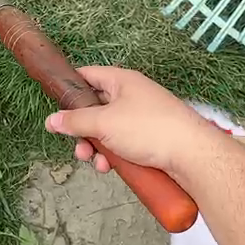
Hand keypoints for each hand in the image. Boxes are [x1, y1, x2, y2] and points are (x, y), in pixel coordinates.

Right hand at [43, 67, 233, 178]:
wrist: (193, 156)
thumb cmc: (149, 130)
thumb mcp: (104, 123)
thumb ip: (74, 121)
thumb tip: (50, 120)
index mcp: (121, 81)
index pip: (87, 75)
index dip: (69, 88)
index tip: (54, 104)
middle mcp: (132, 95)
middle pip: (95, 109)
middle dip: (82, 131)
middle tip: (79, 149)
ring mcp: (142, 118)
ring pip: (108, 130)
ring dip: (97, 148)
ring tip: (97, 163)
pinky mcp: (151, 139)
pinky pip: (123, 144)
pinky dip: (114, 155)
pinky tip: (111, 168)